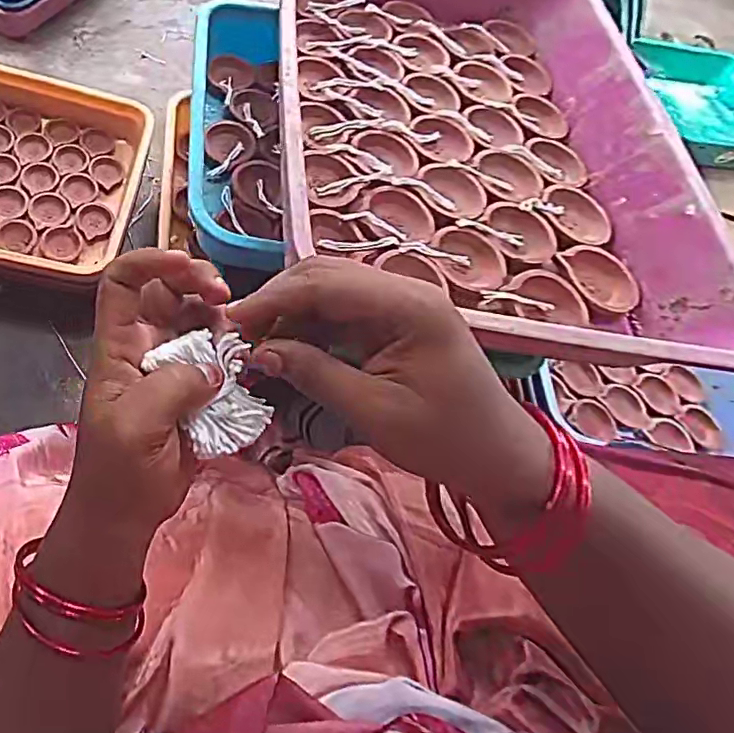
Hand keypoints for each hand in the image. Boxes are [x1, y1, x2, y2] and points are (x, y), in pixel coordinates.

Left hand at [38, 251, 230, 600]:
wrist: (126, 513)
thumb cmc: (118, 470)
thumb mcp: (137, 424)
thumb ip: (173, 386)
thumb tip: (213, 367)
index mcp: (118, 346)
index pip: (121, 283)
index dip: (149, 262)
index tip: (185, 264)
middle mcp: (144, 347)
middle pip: (166, 292)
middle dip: (195, 281)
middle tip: (223, 295)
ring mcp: (169, 366)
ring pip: (195, 319)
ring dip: (218, 315)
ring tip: (236, 331)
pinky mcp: (193, 389)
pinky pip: (214, 355)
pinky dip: (230, 349)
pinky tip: (242, 357)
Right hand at [227, 257, 551, 516]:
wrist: (501, 458)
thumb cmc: (445, 439)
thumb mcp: (373, 411)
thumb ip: (313, 374)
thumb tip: (259, 353)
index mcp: (409, 306)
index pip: (324, 284)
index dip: (272, 298)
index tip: (232, 321)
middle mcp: (403, 291)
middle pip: (322, 274)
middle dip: (275, 300)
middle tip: (238, 333)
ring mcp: (397, 302)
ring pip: (325, 288)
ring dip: (287, 311)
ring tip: (257, 344)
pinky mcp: (390, 319)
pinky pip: (337, 309)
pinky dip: (305, 324)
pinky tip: (286, 346)